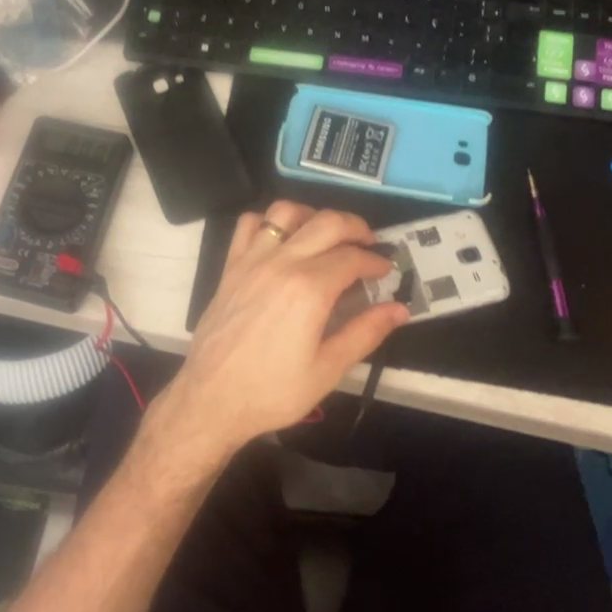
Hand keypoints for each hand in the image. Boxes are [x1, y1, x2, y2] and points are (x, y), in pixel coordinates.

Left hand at [156, 201, 408, 455]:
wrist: (211, 399)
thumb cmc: (272, 391)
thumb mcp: (328, 370)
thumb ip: (365, 333)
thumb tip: (400, 309)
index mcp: (309, 289)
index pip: (353, 257)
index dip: (376, 261)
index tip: (385, 272)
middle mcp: (281, 264)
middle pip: (326, 222)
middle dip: (355, 227)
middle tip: (368, 246)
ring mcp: (251, 261)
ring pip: (285, 212)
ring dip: (312, 216)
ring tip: (326, 237)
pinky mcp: (230, 268)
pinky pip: (248, 225)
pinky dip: (269, 223)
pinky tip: (282, 242)